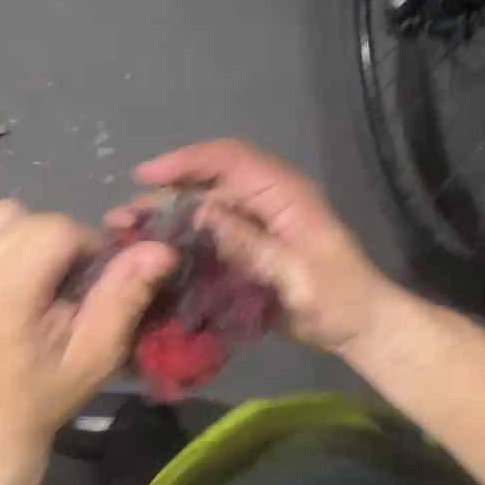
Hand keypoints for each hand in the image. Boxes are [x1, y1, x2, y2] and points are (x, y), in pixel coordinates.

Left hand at [0, 200, 175, 456]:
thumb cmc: (46, 392)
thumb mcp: (97, 352)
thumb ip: (126, 295)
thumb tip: (160, 248)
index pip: (53, 230)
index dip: (82, 245)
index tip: (87, 278)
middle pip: (22, 217)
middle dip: (51, 241)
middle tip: (56, 284)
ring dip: (19, 237)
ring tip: (24, 279)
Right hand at [112, 139, 395, 352]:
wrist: (361, 326)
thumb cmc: (338, 299)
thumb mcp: (296, 277)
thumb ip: (251, 245)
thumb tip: (201, 214)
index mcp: (284, 193)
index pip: (230, 159)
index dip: (187, 161)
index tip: (146, 176)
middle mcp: (267, 197)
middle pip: (210, 178)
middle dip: (166, 190)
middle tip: (124, 214)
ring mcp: (259, 219)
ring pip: (205, 203)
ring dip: (168, 213)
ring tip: (127, 230)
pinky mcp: (251, 242)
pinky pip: (212, 229)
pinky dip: (183, 236)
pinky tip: (155, 251)